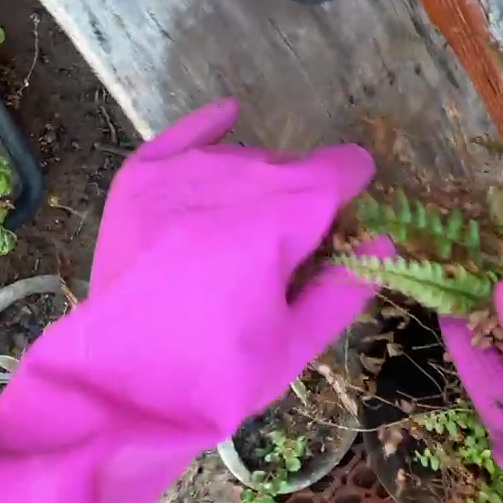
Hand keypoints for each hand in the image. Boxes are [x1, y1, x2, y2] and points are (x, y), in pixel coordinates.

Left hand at [53, 98, 381, 432]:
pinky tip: (228, 116)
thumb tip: (383, 243)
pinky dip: (208, 129)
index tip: (348, 214)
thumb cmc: (217, 375)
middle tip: (280, 255)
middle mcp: (232, 179)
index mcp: (280, 217)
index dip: (353, 188)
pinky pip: (182, 136)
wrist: (120, 386)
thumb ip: (344, 288)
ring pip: (241, 158)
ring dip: (255, 185)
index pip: (340, 168)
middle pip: (290, 166)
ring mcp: (180, 174)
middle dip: (300, 199)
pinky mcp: (138, 181)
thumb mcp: (295, 345)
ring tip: (237, 236)